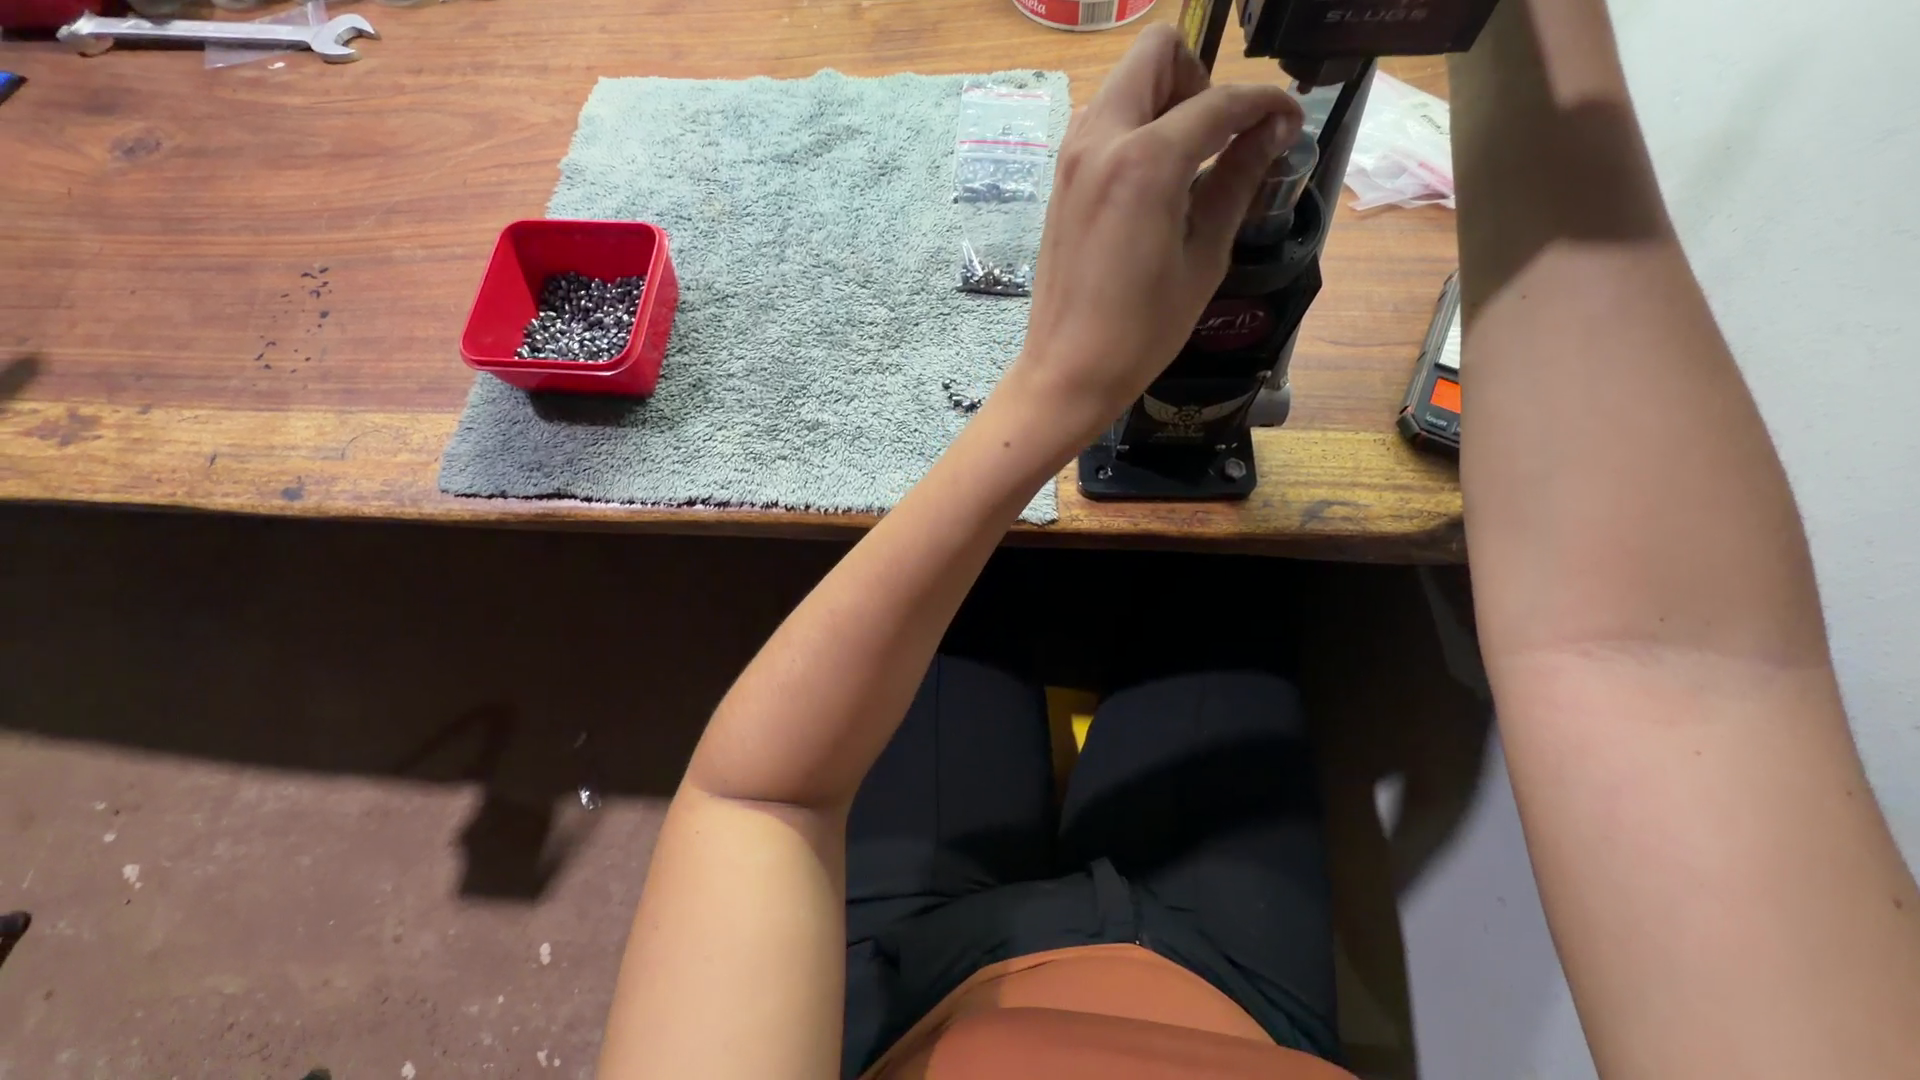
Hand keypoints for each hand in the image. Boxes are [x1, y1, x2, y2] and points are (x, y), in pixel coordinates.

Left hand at [999, 24, 1301, 456]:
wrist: (1067, 370)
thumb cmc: (1142, 331)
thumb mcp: (1204, 257)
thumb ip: (1237, 181)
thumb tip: (1274, 130)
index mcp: (1144, 161)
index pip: (1219, 101)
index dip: (1266, 104)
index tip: (1290, 121)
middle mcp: (1100, 140)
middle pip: (1157, 54)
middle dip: (1201, 77)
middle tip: (1222, 135)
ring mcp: (1072, 157)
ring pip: (1126, 83)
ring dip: (1165, 99)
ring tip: (1192, 161)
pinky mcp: (1061, 179)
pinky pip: (1104, 122)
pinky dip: (1137, 127)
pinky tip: (1158, 181)